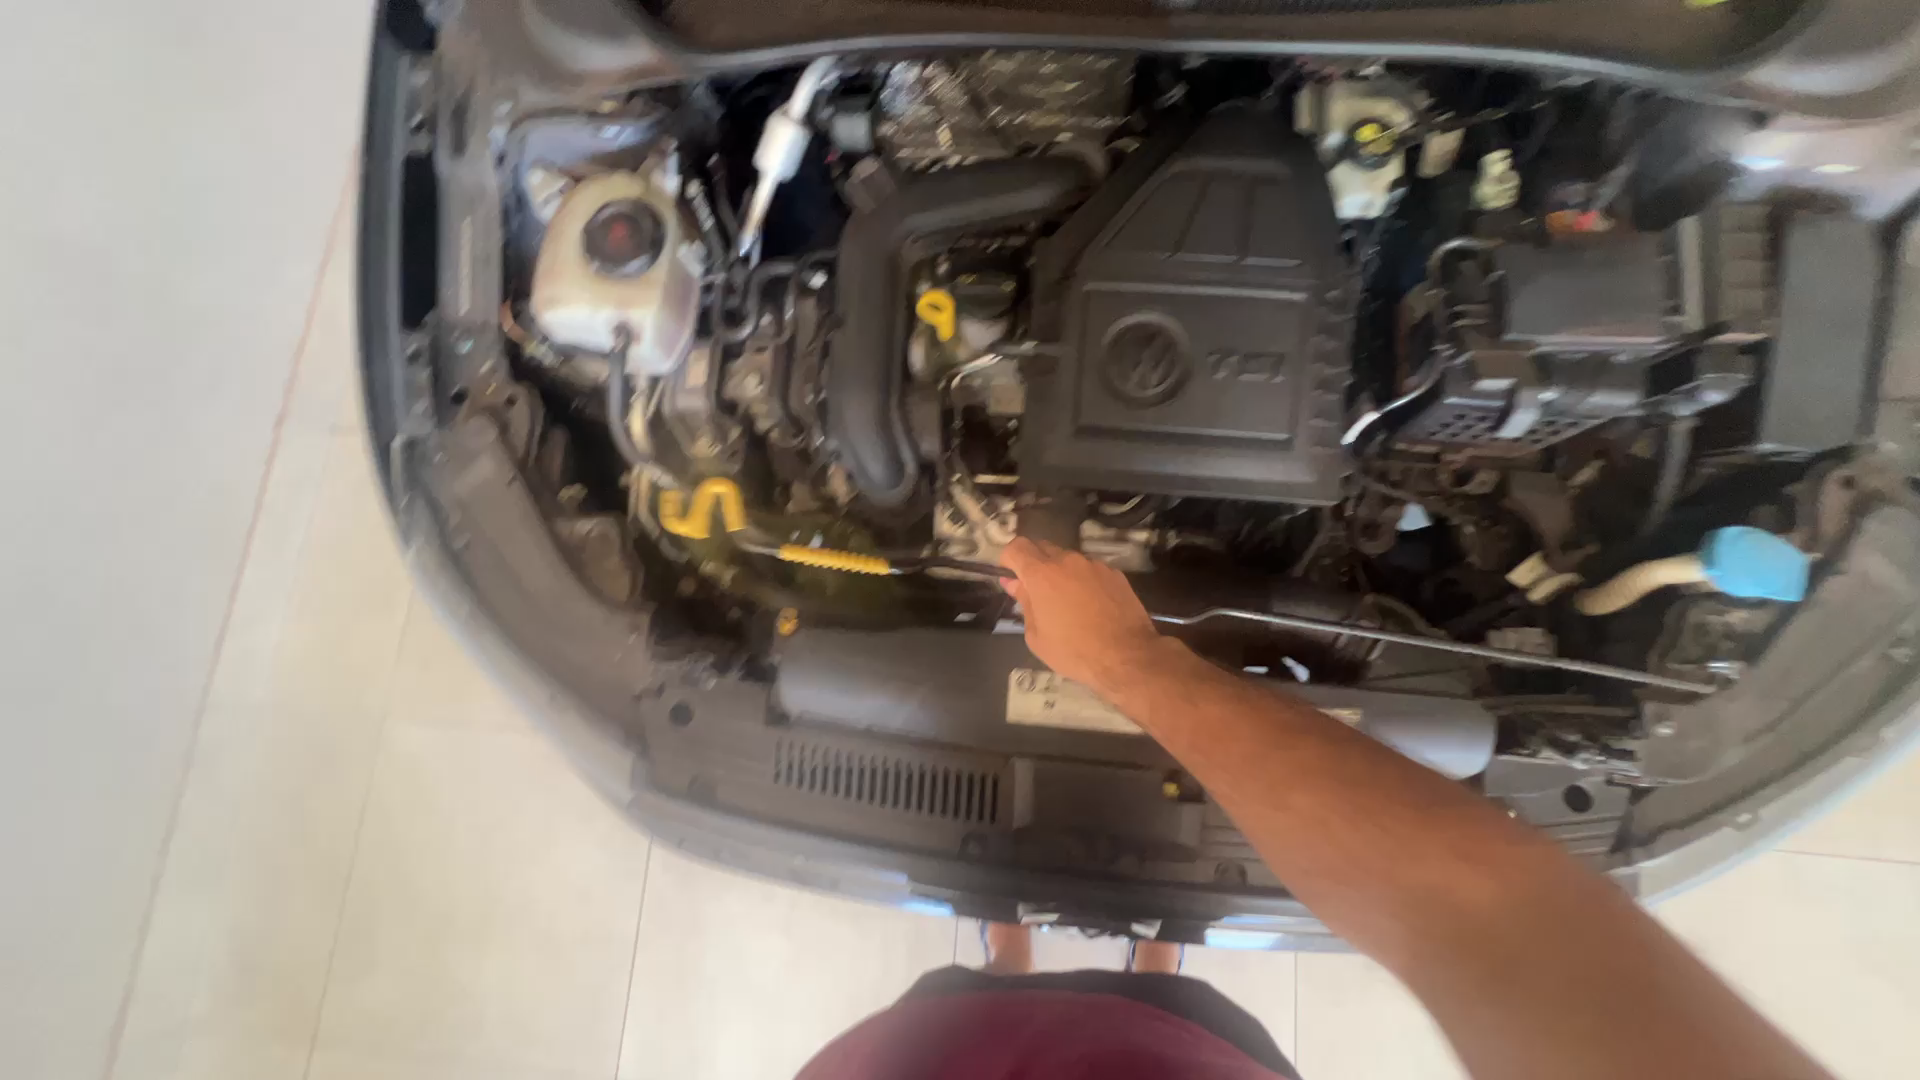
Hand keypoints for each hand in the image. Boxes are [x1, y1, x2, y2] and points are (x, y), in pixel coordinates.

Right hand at [999, 537, 1164, 691]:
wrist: (1126, 657)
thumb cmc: (1073, 651)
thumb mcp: (1036, 636)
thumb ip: (1023, 602)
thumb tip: (1013, 583)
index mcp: (1042, 574)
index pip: (1016, 547)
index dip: (1009, 559)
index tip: (1010, 577)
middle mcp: (1067, 561)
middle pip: (1042, 547)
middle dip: (1034, 564)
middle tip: (1037, 591)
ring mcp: (1094, 565)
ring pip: (1068, 559)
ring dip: (1061, 573)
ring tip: (1068, 602)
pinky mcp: (1114, 573)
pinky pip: (1090, 569)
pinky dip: (1084, 580)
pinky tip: (1092, 605)